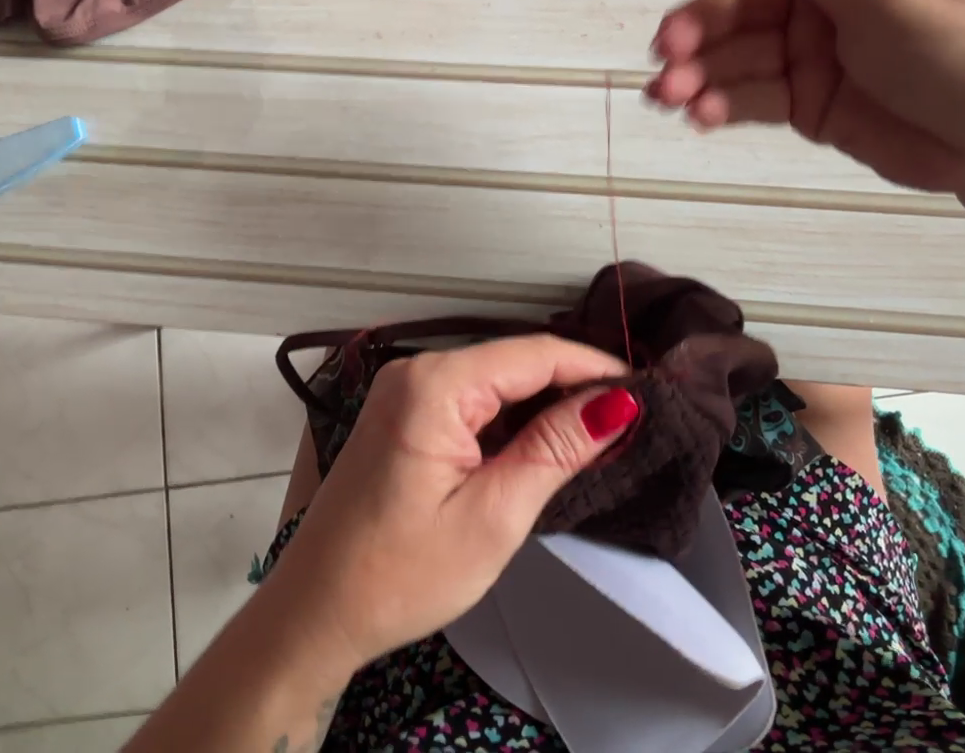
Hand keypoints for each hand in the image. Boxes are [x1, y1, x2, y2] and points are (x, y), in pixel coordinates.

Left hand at [265, 335, 636, 665]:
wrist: (316, 610)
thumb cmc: (401, 574)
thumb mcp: (493, 515)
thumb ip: (555, 449)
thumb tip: (618, 402)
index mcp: (434, 385)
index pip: (535, 354)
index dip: (596, 368)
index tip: (649, 391)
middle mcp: (416, 371)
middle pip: (515, 361)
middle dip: (574, 385)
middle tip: (632, 420)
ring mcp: (404, 391)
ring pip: (495, 380)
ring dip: (545, 403)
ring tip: (601, 433)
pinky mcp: (402, 415)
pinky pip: (471, 399)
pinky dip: (512, 417)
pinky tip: (544, 441)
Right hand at [640, 0, 964, 196]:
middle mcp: (823, 1)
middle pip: (739, 6)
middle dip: (697, 28)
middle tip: (665, 55)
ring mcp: (812, 56)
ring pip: (737, 58)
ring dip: (697, 74)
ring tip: (668, 96)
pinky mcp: (809, 106)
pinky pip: (752, 99)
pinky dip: (721, 106)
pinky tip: (700, 116)